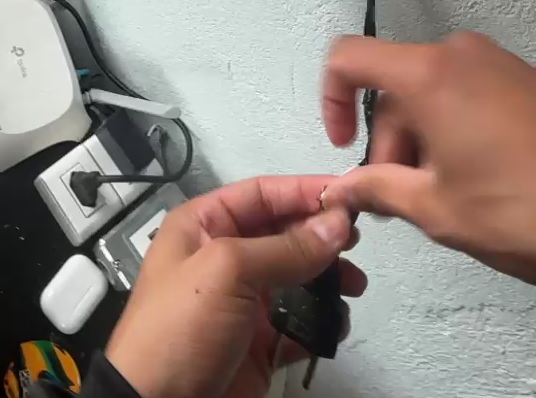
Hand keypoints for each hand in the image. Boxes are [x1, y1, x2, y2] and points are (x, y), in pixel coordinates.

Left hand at [106, 177, 366, 397]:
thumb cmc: (179, 327)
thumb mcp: (228, 271)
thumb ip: (285, 248)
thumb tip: (337, 222)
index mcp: (202, 225)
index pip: (260, 194)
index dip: (302, 191)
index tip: (347, 194)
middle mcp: (222, 256)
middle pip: (282, 232)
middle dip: (320, 235)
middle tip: (356, 242)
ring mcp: (241, 301)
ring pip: (295, 276)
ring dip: (326, 278)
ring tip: (353, 286)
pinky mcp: (257, 343)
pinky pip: (298, 322)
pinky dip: (321, 321)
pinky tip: (334, 324)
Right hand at [322, 32, 535, 288]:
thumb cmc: (523, 211)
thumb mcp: (438, 209)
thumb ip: (376, 188)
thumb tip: (339, 188)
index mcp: (429, 74)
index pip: (349, 57)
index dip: (330, 98)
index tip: (343, 145)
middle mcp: (462, 53)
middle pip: (396, 83)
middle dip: (388, 137)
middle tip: (404, 196)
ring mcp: (504, 61)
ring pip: (436, 89)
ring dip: (424, 135)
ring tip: (450, 192)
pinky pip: (475, 90)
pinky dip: (460, 124)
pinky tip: (487, 174)